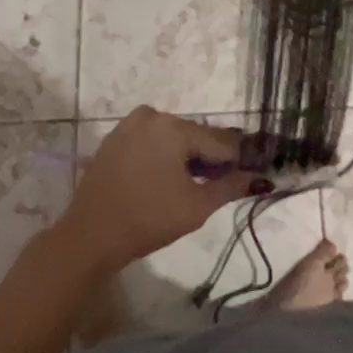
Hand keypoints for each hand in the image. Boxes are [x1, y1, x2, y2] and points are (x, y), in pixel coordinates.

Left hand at [59, 107, 270, 272]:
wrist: (90, 236)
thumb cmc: (148, 220)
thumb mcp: (196, 206)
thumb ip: (231, 187)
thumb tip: (262, 179)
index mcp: (174, 127)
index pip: (220, 142)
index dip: (236, 162)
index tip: (246, 180)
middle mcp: (152, 115)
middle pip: (195, 135)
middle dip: (210, 158)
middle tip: (217, 186)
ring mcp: (129, 124)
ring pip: (172, 136)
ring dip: (186, 155)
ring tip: (190, 185)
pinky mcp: (114, 138)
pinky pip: (150, 140)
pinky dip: (162, 154)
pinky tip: (164, 179)